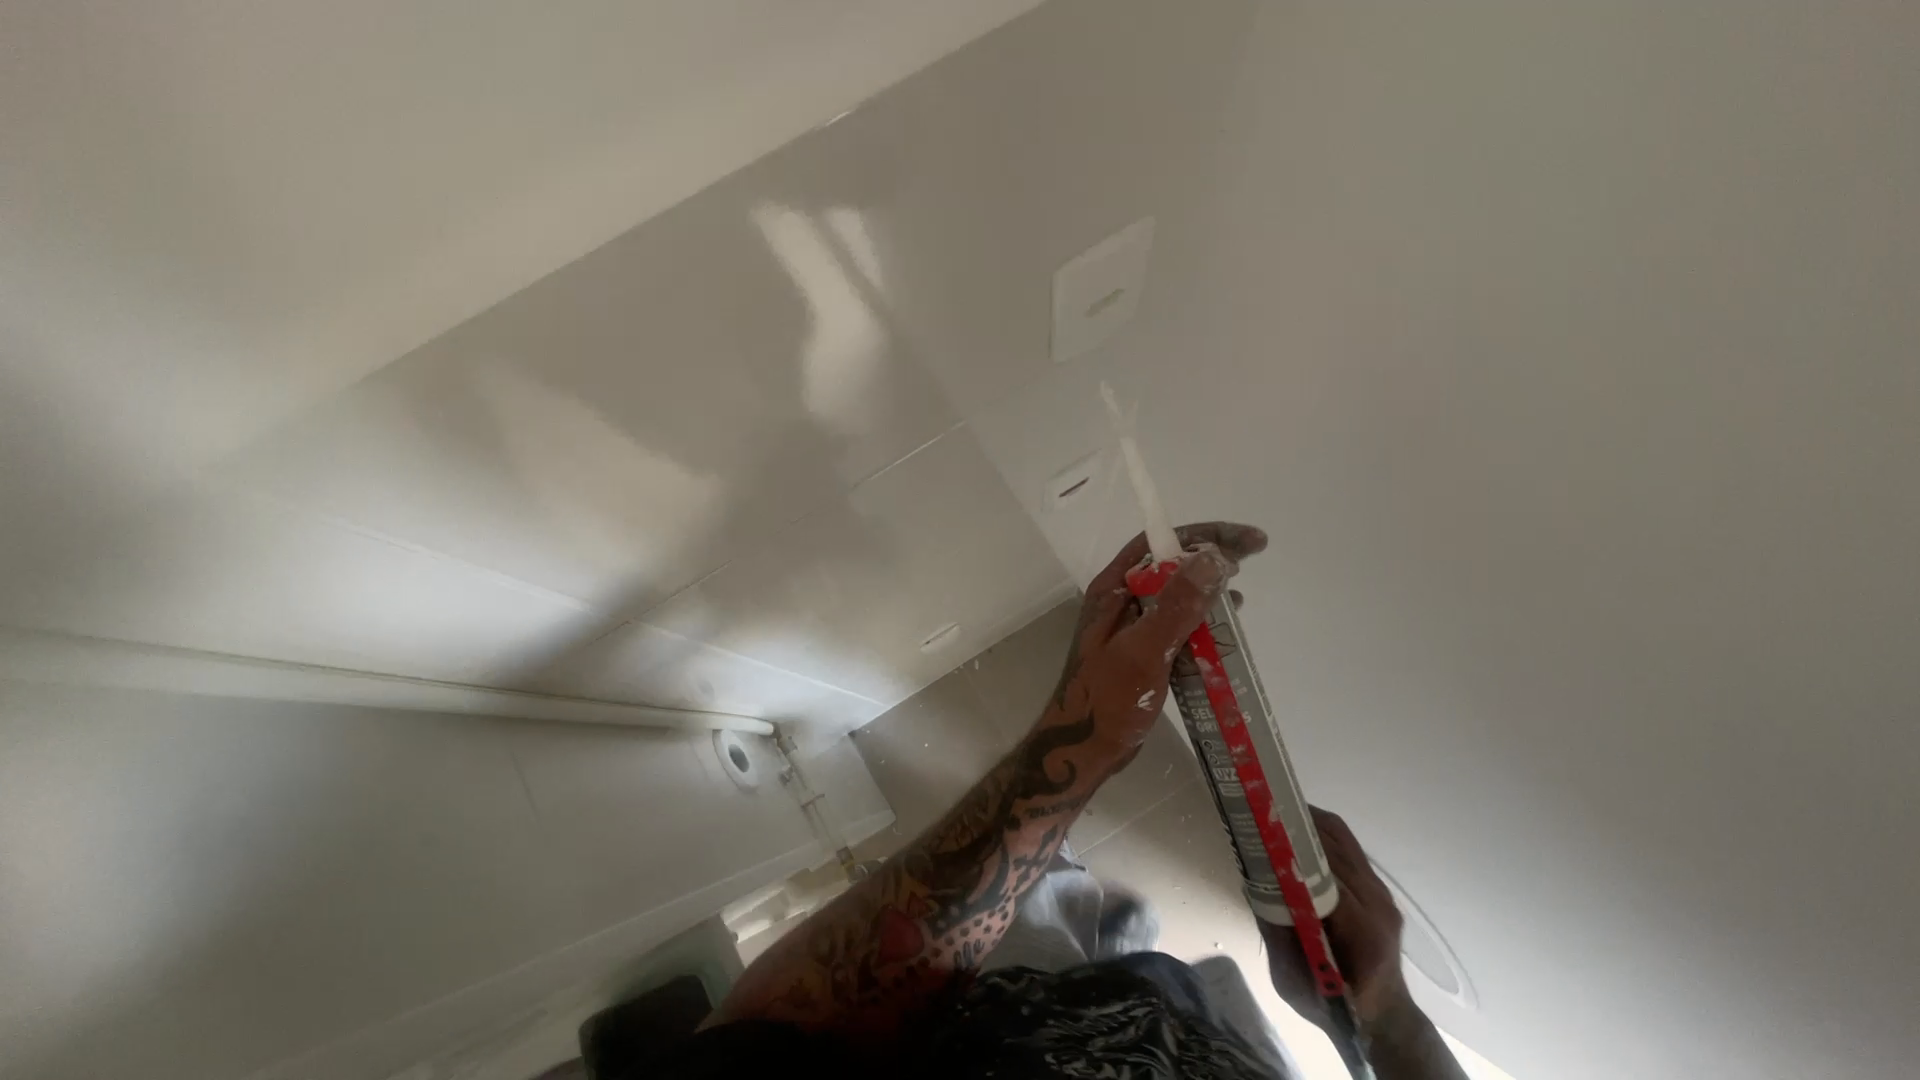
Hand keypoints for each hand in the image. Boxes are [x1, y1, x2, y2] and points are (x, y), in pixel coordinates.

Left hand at [1044, 522, 1267, 767]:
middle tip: (1253, 558)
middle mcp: (1121, 601)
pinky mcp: (1143, 652)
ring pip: (1177, 596)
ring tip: (1241, 596)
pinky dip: (1202, 623)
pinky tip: (1225, 630)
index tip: (1247, 541)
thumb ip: (1176, 606)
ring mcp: (1131, 628)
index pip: (1158, 544)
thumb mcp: (1145, 650)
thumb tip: (1214, 557)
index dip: (1203, 535)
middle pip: (1170, 566)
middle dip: (1211, 559)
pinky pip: (1177, 626)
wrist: (1083, 750)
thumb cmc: (1107, 699)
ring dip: (1209, 592)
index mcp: (1113, 590)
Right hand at [1260, 806, 1413, 1029]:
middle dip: (1295, 828)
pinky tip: (1292, 825)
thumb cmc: (1337, 1007)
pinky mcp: (1375, 885)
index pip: (1329, 878)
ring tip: (1270, 810)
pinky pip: (1346, 844)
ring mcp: (1380, 892)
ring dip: (1306, 821)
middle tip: (1257, 814)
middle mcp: (1377, 905)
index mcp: (1364, 934)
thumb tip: (1255, 887)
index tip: (1262, 833)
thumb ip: (1278, 939)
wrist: (1384, 1015)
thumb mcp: (1295, 986)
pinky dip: (1317, 829)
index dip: (1297, 852)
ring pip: (1341, 839)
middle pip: (1334, 849)